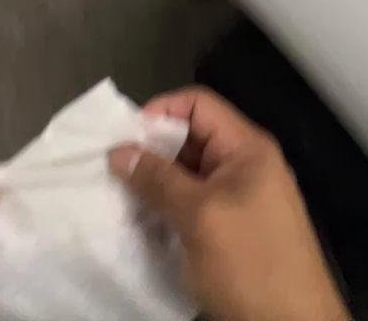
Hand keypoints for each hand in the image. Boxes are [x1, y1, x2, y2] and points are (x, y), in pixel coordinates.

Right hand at [109, 87, 348, 320]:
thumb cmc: (252, 264)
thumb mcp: (200, 217)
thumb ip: (158, 179)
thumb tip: (118, 151)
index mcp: (247, 148)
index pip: (198, 104)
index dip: (160, 110)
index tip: (125, 135)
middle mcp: (246, 165)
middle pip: (192, 137)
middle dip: (153, 149)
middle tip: (116, 169)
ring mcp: (243, 199)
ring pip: (190, 174)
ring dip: (158, 182)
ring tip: (123, 196)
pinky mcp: (235, 231)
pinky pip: (196, 203)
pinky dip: (170, 207)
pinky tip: (146, 222)